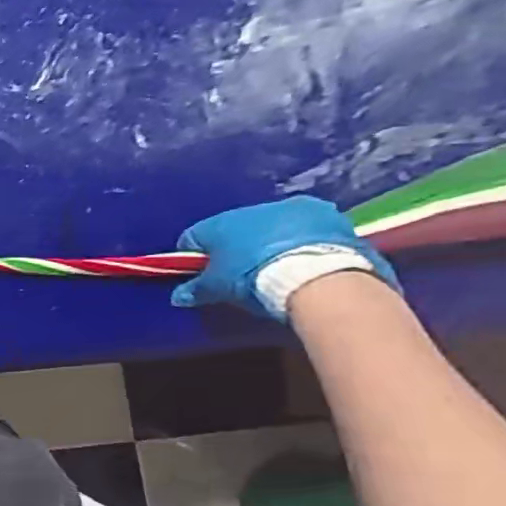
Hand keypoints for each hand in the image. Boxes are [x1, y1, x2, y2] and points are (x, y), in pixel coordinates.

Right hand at [171, 196, 398, 320]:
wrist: (316, 277)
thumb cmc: (251, 279)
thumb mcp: (216, 290)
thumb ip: (195, 290)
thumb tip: (177, 297)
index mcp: (219, 224)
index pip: (193, 237)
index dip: (193, 257)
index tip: (200, 274)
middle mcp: (252, 209)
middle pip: (234, 229)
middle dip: (235, 247)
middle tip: (239, 272)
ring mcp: (292, 208)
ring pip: (270, 225)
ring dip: (269, 240)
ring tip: (276, 265)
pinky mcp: (327, 214)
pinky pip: (306, 226)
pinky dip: (301, 238)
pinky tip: (304, 258)